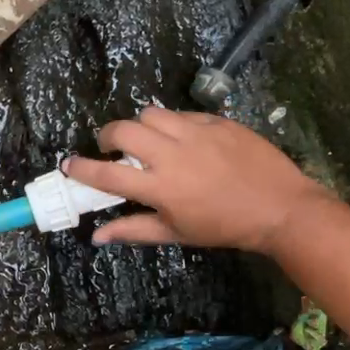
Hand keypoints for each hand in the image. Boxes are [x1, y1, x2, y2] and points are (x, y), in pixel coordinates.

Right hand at [62, 107, 328, 254]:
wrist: (281, 208)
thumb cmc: (224, 227)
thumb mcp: (176, 233)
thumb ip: (132, 230)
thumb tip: (96, 236)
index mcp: (159, 188)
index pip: (106, 174)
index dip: (80, 168)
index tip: (68, 165)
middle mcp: (172, 155)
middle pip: (123, 130)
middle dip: (108, 135)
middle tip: (112, 148)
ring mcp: (196, 134)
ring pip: (151, 114)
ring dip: (141, 126)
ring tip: (149, 140)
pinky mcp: (217, 121)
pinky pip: (181, 113)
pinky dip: (172, 124)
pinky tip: (182, 139)